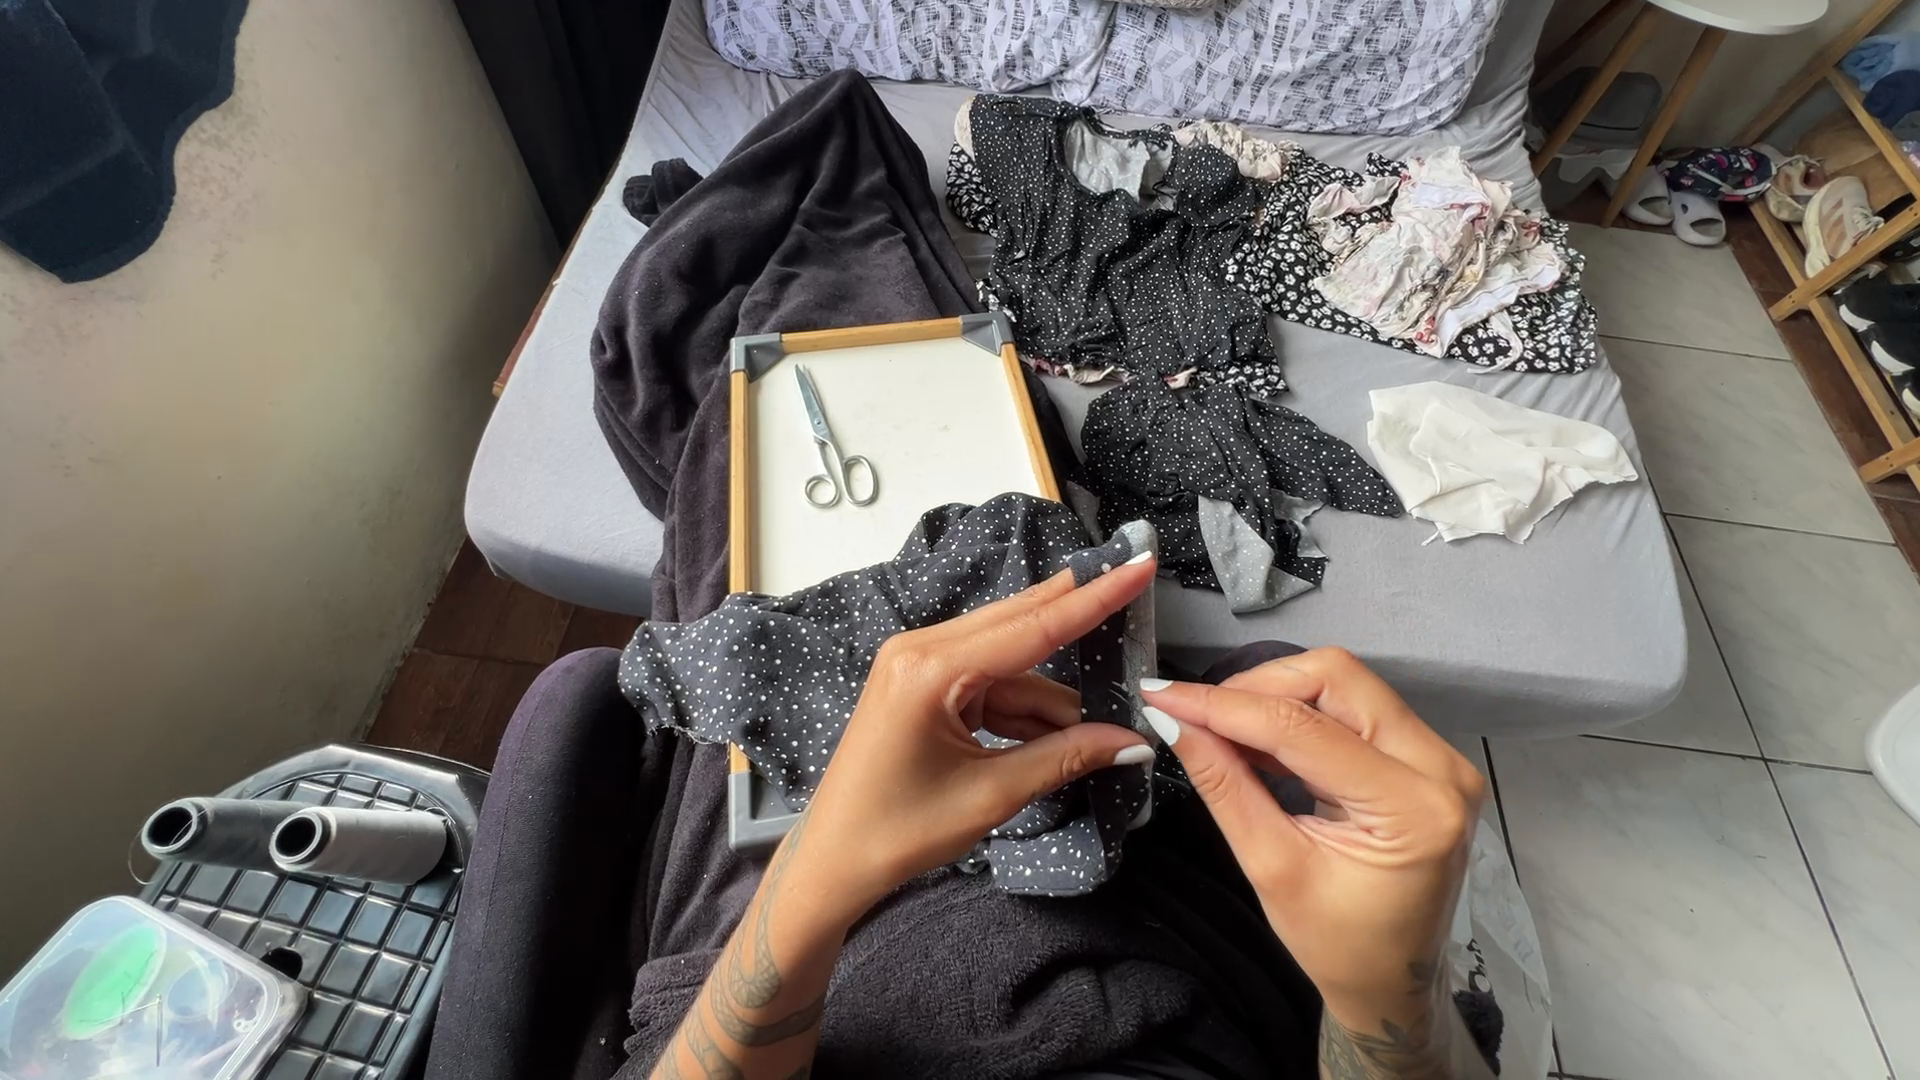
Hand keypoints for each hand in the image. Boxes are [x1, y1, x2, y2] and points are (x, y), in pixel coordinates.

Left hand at [788, 556, 1156, 924]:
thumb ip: (1065, 758)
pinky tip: (1065, 732)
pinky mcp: (926, 683)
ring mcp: (921, 663)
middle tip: (1137, 584)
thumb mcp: (989, 796)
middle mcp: (923, 648)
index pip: (1032, 626)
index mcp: (930, 667)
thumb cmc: (899, 832)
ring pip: (1012, 662)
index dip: (1094, 597)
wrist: (833, 860)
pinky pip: (992, 683)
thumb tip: (1134, 741)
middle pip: (1021, 623)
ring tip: (1107, 722)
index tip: (1137, 563)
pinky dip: (1027, 707)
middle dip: (1080, 614)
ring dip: (1055, 695)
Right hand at [1140, 649, 1483, 1031]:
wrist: (1393, 984)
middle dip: (1255, 687)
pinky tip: (1256, 736)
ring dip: (1272, 694)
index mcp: (1413, 810)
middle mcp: (1439, 768)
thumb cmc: (1336, 943)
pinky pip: (1349, 702)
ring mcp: (1437, 756)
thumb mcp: (1269, 866)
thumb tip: (1171, 719)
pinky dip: (1293, 709)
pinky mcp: (1421, 753)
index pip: (1300, 727)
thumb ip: (1222, 783)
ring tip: (1223, 727)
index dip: (1222, 704)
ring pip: (1340, 681)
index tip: (1162, 694)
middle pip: (1334, 678)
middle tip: (1200, 714)